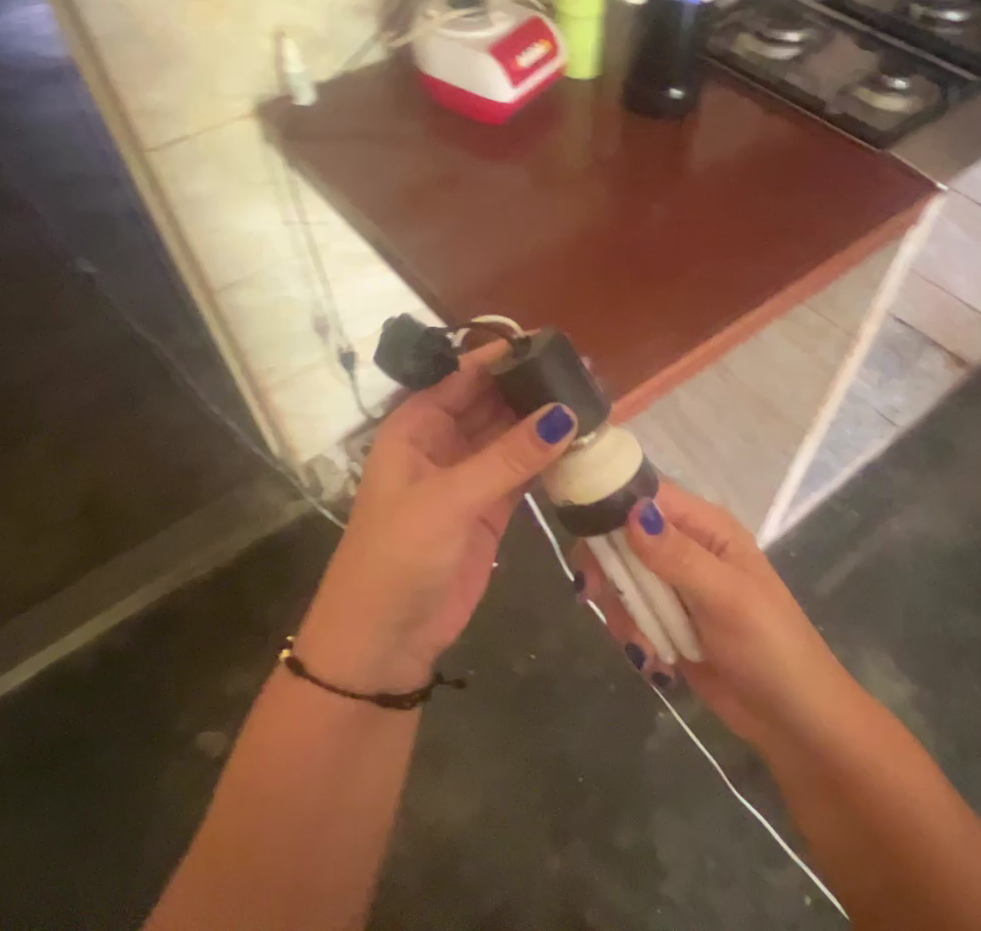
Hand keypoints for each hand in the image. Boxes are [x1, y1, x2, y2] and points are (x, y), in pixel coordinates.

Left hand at [296, 341, 577, 692]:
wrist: (385, 637)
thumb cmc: (398, 556)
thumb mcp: (450, 500)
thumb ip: (508, 457)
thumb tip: (564, 414)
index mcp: (416, 427)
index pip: (464, 378)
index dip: (504, 358)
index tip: (554, 343)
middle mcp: (443, 444)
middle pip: (492, 404)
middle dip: (533, 389)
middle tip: (588, 375)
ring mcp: (469, 478)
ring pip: (513, 438)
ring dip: (546, 424)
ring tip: (595, 404)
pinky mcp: (491, 511)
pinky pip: (524, 474)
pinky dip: (549, 461)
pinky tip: (582, 446)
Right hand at [575, 483, 860, 750]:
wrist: (792, 718)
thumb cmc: (769, 646)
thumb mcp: (725, 597)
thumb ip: (677, 555)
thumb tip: (629, 512)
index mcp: (707, 528)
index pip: (648, 495)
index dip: (611, 505)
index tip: (581, 532)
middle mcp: (687, 549)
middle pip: (623, 538)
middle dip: (610, 571)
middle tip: (598, 596)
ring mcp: (676, 589)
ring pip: (621, 582)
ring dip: (624, 614)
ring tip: (646, 646)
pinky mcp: (668, 624)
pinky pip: (631, 616)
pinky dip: (634, 637)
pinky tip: (654, 661)